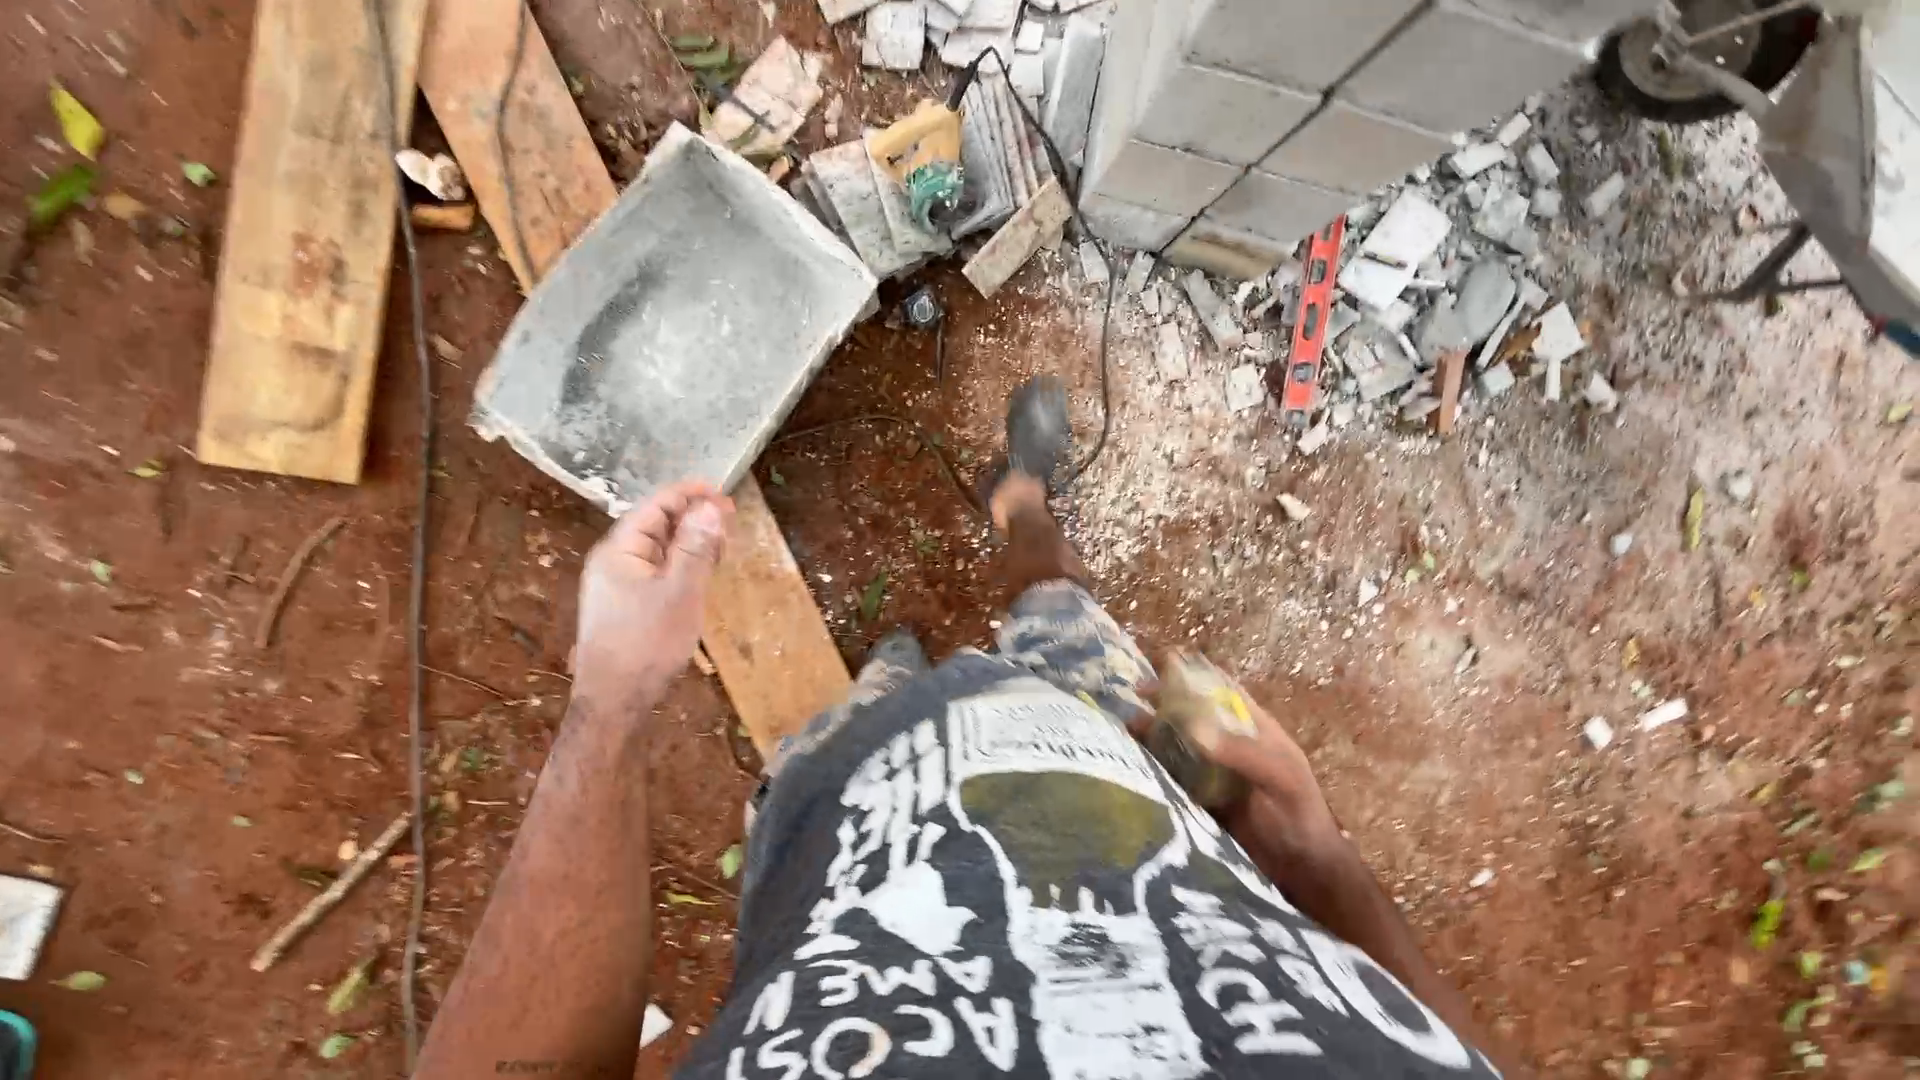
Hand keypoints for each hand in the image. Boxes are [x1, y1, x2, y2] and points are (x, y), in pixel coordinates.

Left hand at [572, 480, 733, 709]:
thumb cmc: (647, 644)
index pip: (656, 506)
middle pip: (656, 524)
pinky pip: (657, 570)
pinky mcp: (627, 604)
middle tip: (731, 525)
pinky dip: (681, 564)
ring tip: (722, 549)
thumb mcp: (680, 593)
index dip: (690, 495)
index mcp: (619, 551)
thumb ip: (695, 548)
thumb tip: (710, 507)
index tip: (725, 496)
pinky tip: (701, 574)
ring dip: (690, 542)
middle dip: (693, 518)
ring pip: (659, 548)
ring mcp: (618, 584)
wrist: (615, 701)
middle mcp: (614, 561)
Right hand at [1142, 675, 1342, 858]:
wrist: (1301, 873)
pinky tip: (1131, 759)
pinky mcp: (1196, 797)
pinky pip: (1170, 774)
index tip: (1161, 661)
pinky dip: (1151, 764)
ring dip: (1152, 731)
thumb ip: (1240, 752)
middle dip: (1163, 700)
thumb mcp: (1279, 776)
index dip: (1193, 672)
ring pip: (1174, 741)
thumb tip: (1191, 727)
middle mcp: (1226, 742)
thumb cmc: (1299, 816)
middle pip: (1189, 712)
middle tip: (1133, 694)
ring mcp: (1209, 770)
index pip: (1219, 688)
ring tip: (1125, 724)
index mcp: (1251, 727)